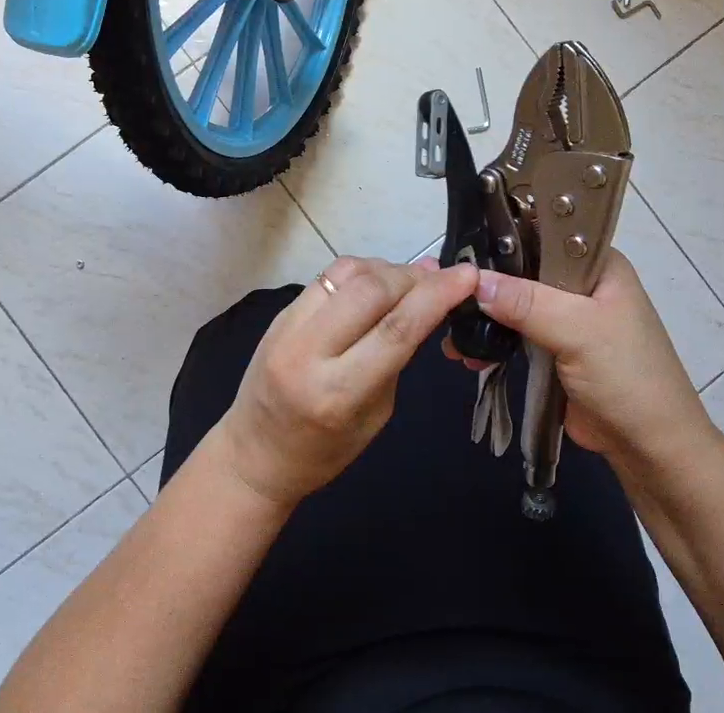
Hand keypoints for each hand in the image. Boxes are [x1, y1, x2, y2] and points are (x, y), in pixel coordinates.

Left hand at [214, 256, 478, 507]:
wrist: (254, 454)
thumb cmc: (325, 452)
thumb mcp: (376, 414)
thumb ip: (398, 357)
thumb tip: (429, 300)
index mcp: (338, 393)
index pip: (396, 330)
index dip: (437, 296)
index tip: (469, 275)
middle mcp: (308, 353)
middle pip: (370, 290)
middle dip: (413, 277)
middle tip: (441, 280)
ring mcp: (287, 328)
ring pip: (346, 272)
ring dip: (386, 269)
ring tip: (410, 282)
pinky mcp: (279, 313)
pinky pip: (327, 278)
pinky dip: (361, 274)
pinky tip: (378, 285)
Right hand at [464, 250, 715, 464]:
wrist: (649, 445)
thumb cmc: (627, 376)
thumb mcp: (578, 330)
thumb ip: (526, 302)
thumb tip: (474, 281)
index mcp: (596, 263)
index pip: (543, 232)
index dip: (502, 237)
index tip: (460, 250)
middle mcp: (579, 283)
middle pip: (522, 269)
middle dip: (484, 283)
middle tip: (444, 292)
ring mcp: (565, 317)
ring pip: (513, 303)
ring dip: (483, 317)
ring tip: (450, 332)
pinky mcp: (551, 349)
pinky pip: (513, 334)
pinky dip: (490, 341)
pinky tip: (464, 353)